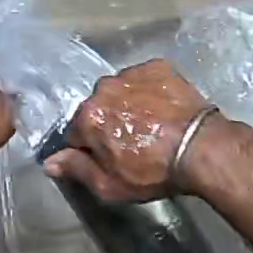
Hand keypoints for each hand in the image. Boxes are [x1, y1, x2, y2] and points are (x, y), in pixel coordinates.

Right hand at [44, 59, 209, 201]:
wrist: (203, 148)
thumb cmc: (155, 172)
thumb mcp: (111, 185)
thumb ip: (77, 170)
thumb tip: (49, 162)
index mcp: (88, 116)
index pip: (77, 132)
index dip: (92, 148)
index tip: (111, 158)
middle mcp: (103, 88)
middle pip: (98, 107)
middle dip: (109, 122)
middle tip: (134, 142)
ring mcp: (131, 74)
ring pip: (120, 91)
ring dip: (128, 105)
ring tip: (152, 124)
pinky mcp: (157, 67)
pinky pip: (144, 78)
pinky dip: (150, 90)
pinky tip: (165, 108)